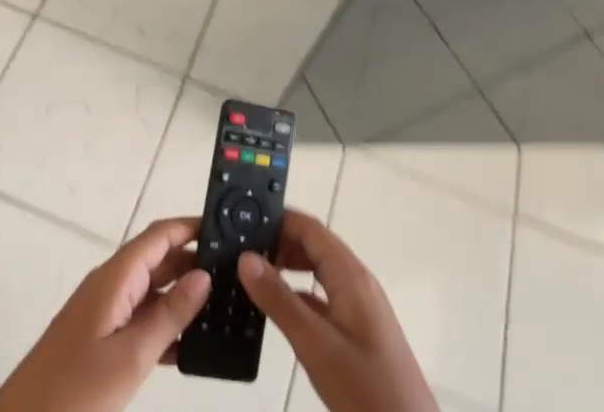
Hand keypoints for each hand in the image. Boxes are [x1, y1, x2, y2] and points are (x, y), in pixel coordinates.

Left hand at [0, 217, 210, 411]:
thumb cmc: (77, 389)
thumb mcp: (132, 353)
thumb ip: (170, 313)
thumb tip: (203, 275)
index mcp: (115, 278)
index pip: (159, 235)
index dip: (192, 226)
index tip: (229, 227)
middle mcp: (110, 286)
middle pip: (158, 261)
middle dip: (196, 263)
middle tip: (238, 274)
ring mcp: (104, 313)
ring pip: (152, 293)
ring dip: (184, 298)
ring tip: (226, 308)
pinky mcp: (101, 340)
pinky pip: (141, 320)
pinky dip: (167, 326)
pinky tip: (193, 346)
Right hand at [237, 210, 437, 411]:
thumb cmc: (364, 387)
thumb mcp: (315, 344)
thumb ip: (280, 300)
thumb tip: (246, 258)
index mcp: (350, 277)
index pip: (312, 229)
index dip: (280, 219)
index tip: (243, 217)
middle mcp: (357, 283)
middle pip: (315, 246)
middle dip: (279, 241)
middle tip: (239, 247)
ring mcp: (359, 306)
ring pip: (318, 271)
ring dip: (288, 265)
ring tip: (251, 273)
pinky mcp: (357, 329)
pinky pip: (322, 296)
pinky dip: (298, 292)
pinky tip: (275, 307)